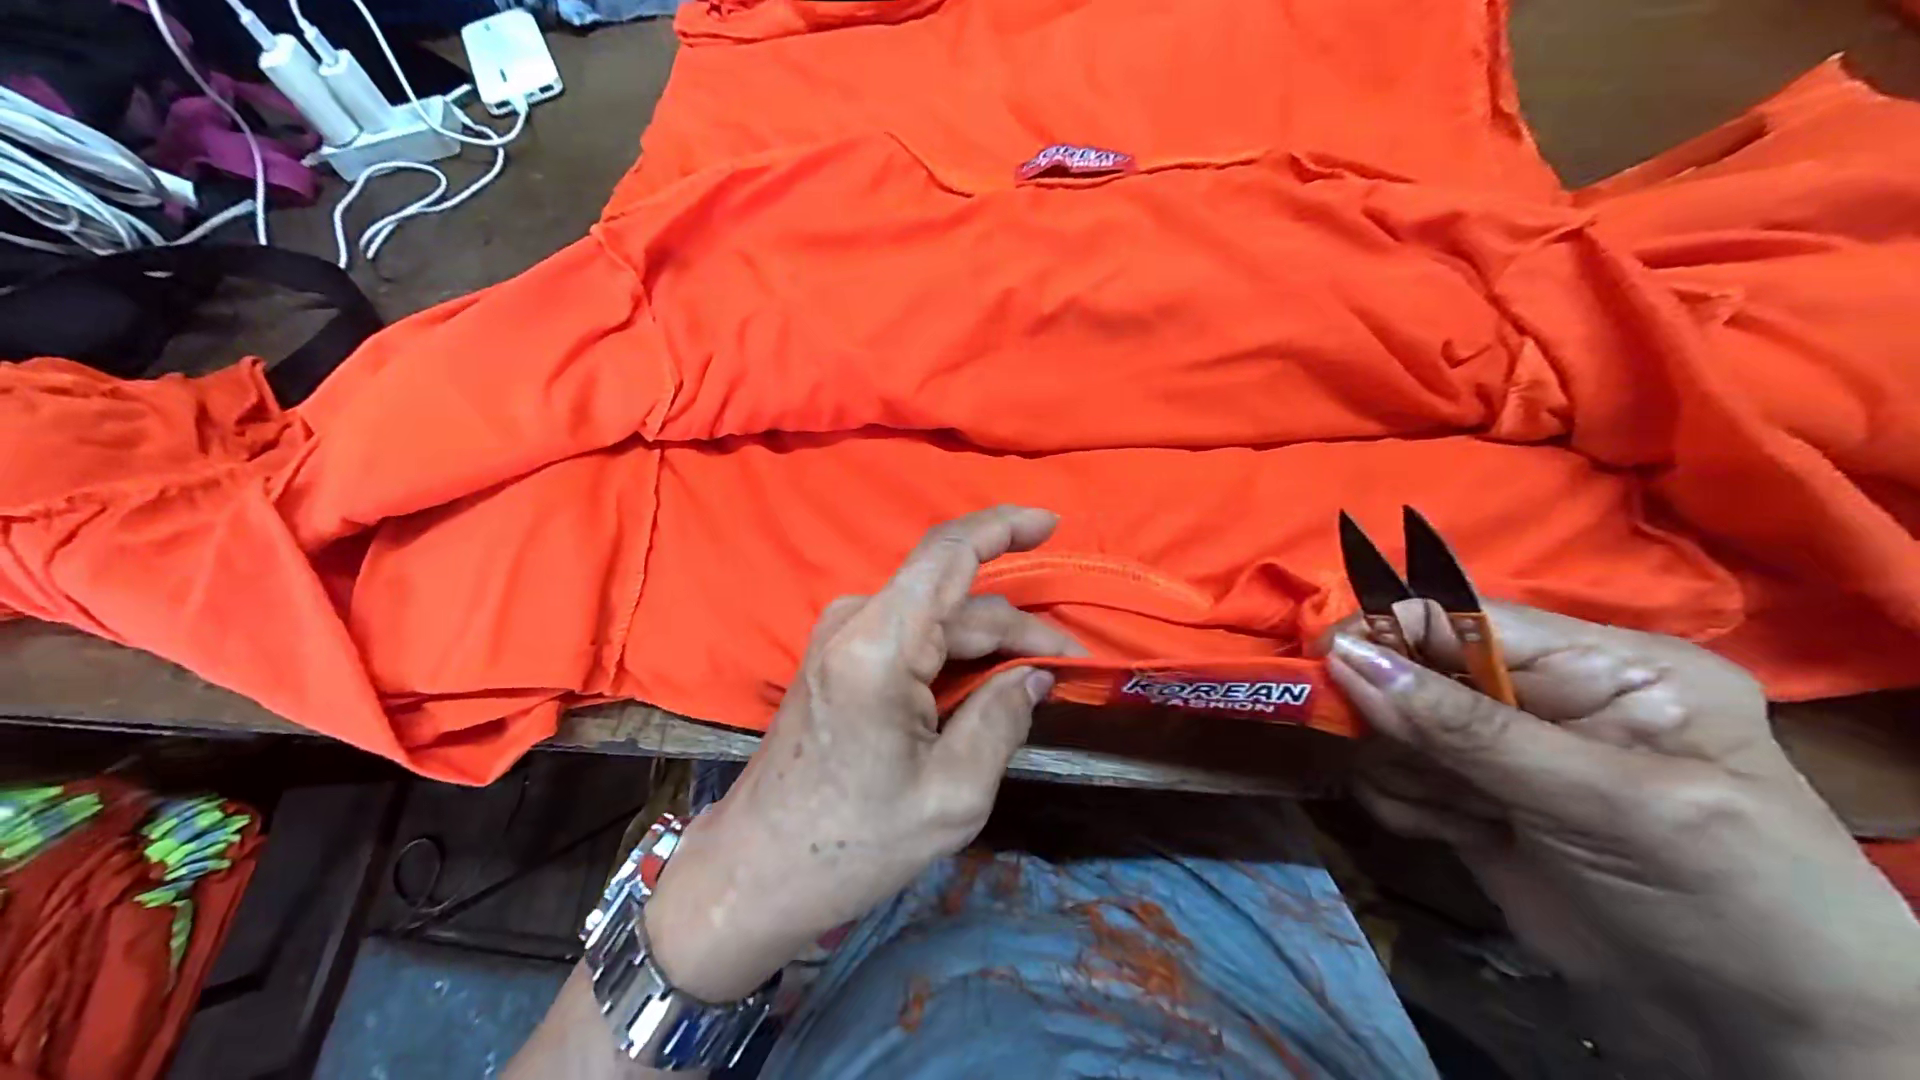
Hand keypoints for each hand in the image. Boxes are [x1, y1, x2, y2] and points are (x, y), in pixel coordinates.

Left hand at [643, 506, 1084, 1002]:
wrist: (756, 871)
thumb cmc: (852, 843)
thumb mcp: (952, 794)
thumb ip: (1000, 721)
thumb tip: (1034, 679)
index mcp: (879, 646)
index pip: (948, 555)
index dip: (1003, 527)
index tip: (1051, 523)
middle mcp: (854, 622)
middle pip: (954, 603)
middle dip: (1017, 630)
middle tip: (1070, 667)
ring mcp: (839, 637)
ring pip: (935, 621)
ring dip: (988, 645)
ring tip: (1035, 683)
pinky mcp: (836, 659)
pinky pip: (910, 639)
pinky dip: (954, 655)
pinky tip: (985, 686)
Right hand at [1327, 603, 1919, 1077]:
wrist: (1765, 1045)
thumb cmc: (1727, 900)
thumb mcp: (1605, 802)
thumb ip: (1466, 728)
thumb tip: (1344, 655)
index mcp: (1605, 666)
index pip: (1467, 618)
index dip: (1391, 628)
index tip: (1323, 659)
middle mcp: (1545, 696)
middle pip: (1415, 669)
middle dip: (1395, 714)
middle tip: (1406, 761)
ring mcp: (1503, 750)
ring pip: (1392, 724)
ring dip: (1402, 768)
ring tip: (1460, 815)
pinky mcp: (1470, 797)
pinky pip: (1393, 774)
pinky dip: (1404, 802)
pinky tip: (1454, 834)